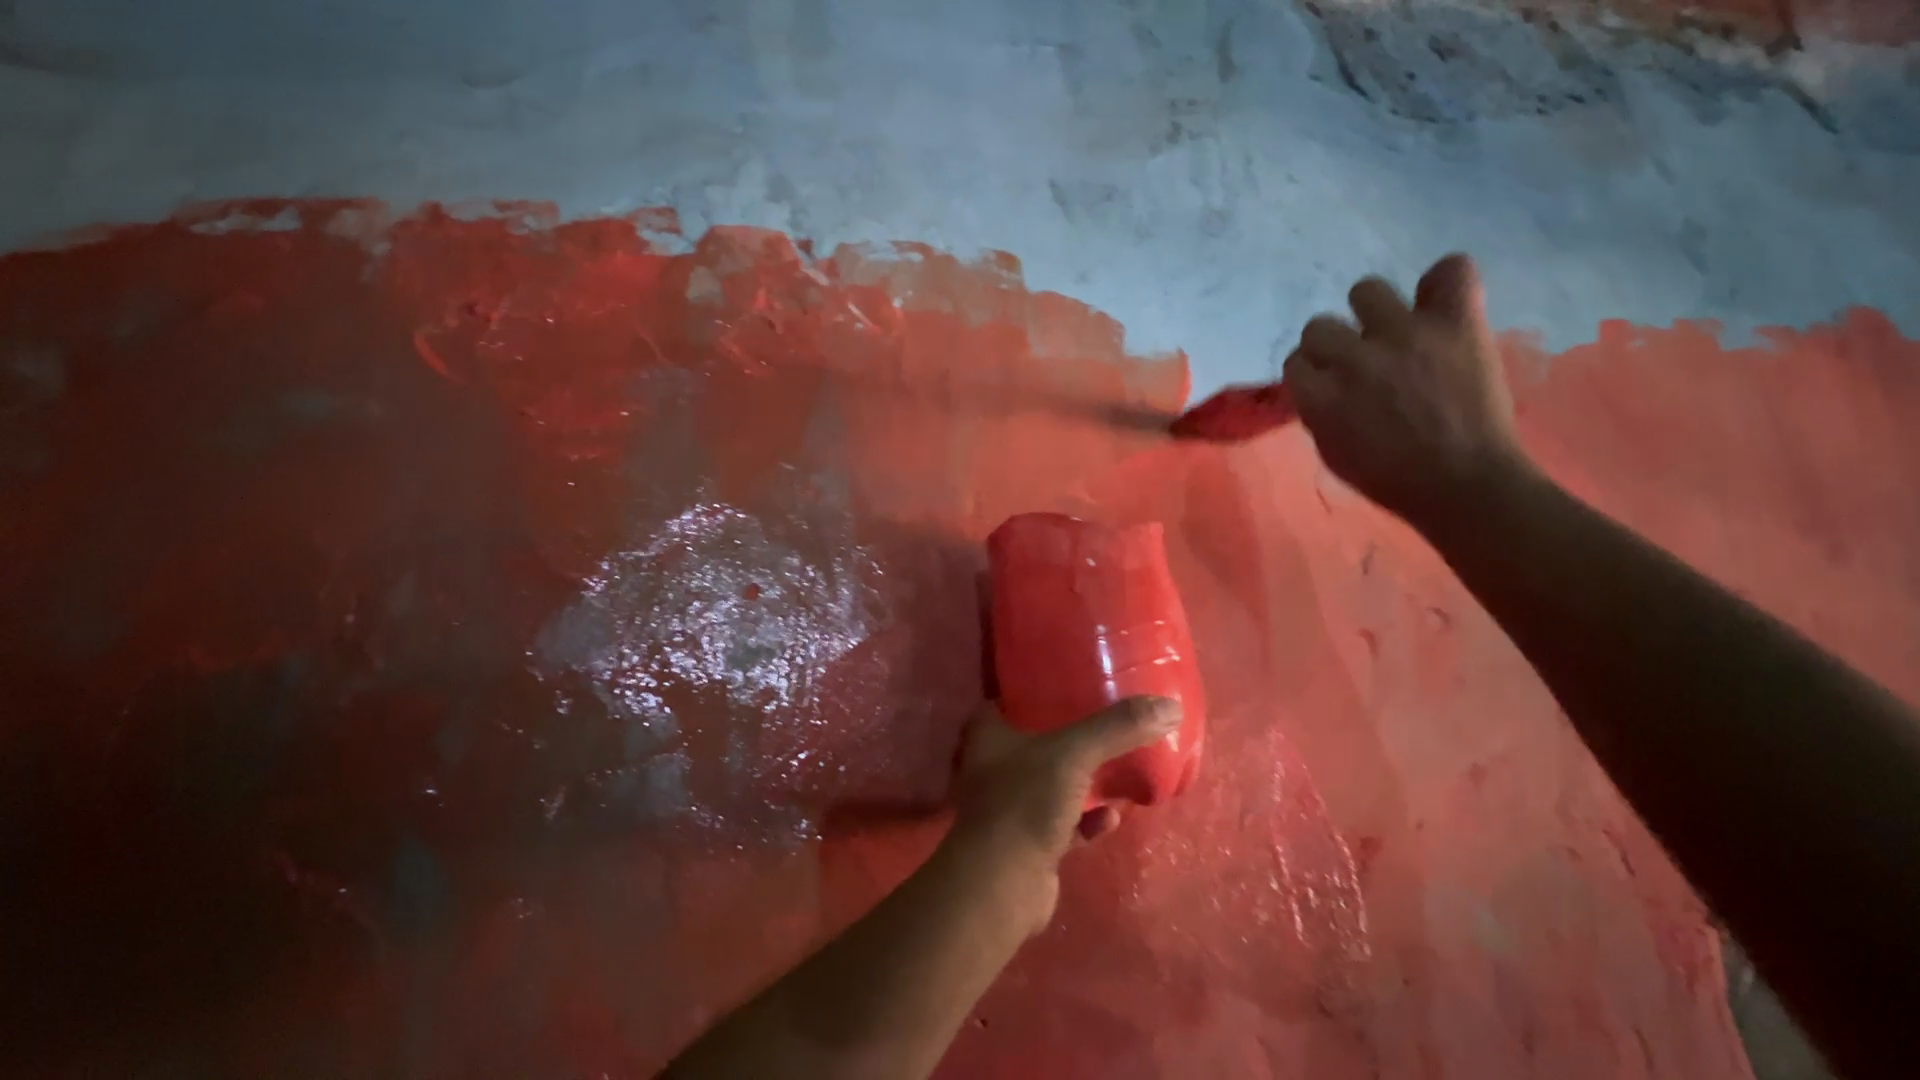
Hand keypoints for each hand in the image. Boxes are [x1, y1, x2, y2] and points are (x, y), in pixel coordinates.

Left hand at [947, 697, 1180, 923]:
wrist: (1003, 883)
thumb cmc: (1025, 802)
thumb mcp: (1074, 754)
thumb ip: (1118, 728)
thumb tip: (1171, 706)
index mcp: (988, 736)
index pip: (1005, 702)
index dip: (1031, 692)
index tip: (1067, 684)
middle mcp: (991, 768)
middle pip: (1031, 744)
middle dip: (1065, 738)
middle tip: (1102, 725)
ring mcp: (1007, 809)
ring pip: (1049, 785)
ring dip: (1080, 782)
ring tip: (1116, 770)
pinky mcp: (1026, 844)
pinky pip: (1062, 824)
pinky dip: (1085, 820)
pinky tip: (1111, 818)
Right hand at [1284, 254, 1532, 531]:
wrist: (1465, 485)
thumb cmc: (1392, 480)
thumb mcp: (1332, 452)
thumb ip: (1319, 411)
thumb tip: (1320, 385)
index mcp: (1320, 396)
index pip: (1295, 361)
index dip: (1312, 374)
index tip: (1330, 388)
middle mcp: (1355, 357)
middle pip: (1320, 325)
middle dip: (1335, 345)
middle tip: (1362, 365)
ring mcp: (1406, 334)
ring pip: (1368, 290)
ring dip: (1376, 312)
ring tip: (1397, 333)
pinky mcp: (1456, 323)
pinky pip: (1451, 270)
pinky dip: (1444, 283)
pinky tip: (1441, 306)